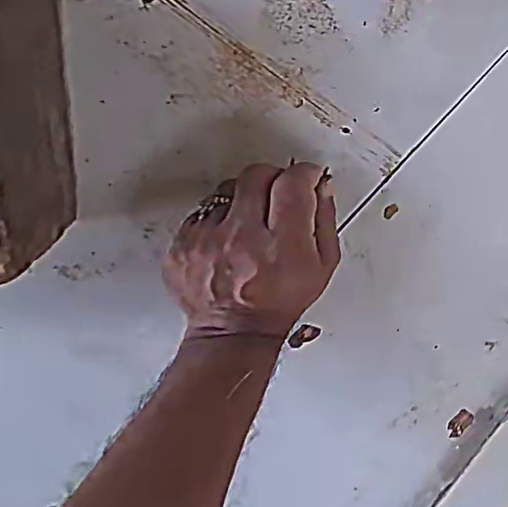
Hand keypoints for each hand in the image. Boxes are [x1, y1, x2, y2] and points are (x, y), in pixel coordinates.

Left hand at [165, 162, 340, 339]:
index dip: (305, 173)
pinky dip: (220, 218)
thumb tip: (320, 188)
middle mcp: (242, 239)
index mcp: (283, 246)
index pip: (293, 183)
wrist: (234, 333)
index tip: (308, 176)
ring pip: (228, 190)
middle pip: (257, 175)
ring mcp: (207, 241)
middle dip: (274, 178)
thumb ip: (324, 220)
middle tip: (280, 193)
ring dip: (245, 198)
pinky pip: (204, 211)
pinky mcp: (183, 245)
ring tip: (252, 223)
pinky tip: (230, 239)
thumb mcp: (322, 265)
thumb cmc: (280, 302)